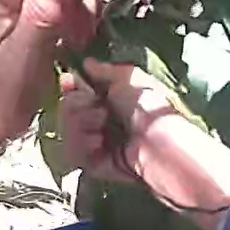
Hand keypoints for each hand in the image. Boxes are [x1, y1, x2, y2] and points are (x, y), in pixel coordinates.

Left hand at [0, 0, 94, 229]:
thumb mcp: (28, 53)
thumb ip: (45, 7)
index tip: (79, 29)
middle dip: (77, 7)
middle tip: (73, 42)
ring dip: (74, 18)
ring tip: (66, 47)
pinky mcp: (12, 9)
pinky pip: (52, 3)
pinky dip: (63, 24)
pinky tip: (58, 46)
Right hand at [60, 60, 229, 229]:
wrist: (162, 148)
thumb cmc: (151, 110)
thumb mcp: (130, 79)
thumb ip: (106, 71)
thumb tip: (87, 63)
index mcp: (112, 98)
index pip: (76, 90)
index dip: (70, 87)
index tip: (70, 82)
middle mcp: (102, 120)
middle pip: (66, 110)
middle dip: (77, 107)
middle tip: (101, 112)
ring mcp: (99, 144)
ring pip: (67, 133)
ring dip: (80, 128)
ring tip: (102, 131)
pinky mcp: (97, 166)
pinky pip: (74, 155)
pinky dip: (83, 147)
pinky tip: (100, 146)